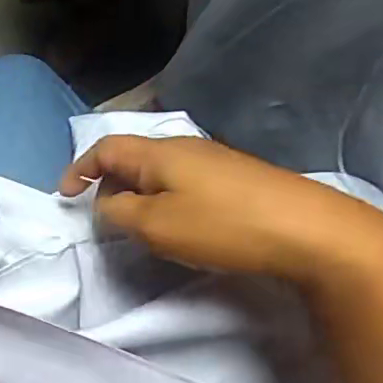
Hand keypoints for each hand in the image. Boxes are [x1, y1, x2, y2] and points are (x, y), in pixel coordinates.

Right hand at [59, 136, 382, 283]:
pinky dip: (164, 198)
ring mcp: (216, 162)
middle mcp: (186, 147)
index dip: (78, 169)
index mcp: (159, 152)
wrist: (316, 235)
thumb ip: (116, 211)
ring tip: (138, 224)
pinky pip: (183, 181)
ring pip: (158, 170)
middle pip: (131, 156)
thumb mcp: (153, 225)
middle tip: (102, 215)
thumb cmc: (222, 226)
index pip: (105, 148)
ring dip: (137, 193)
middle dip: (107, 182)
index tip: (65, 196)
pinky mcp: (239, 180)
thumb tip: (107, 202)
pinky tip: (179, 224)